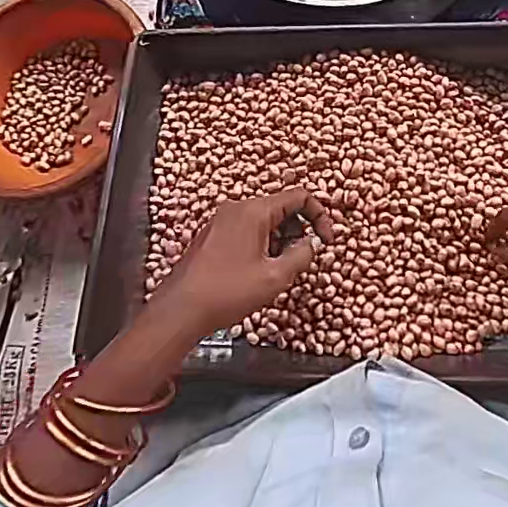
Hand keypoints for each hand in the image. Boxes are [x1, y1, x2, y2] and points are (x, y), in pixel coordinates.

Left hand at [146, 189, 329, 339]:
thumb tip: (312, 244)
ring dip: (280, 240)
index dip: (319, 216)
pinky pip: (246, 231)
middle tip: (305, 258)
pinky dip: (262, 245)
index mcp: (252, 211)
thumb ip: (301, 255)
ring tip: (280, 270)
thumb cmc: (226, 293)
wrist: (181, 310)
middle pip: (281, 207)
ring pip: (264, 221)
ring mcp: (221, 222)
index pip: (298, 196)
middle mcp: (235, 209)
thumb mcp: (275, 277)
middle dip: (299, 230)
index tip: (326, 240)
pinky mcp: (212, 237)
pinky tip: (260, 272)